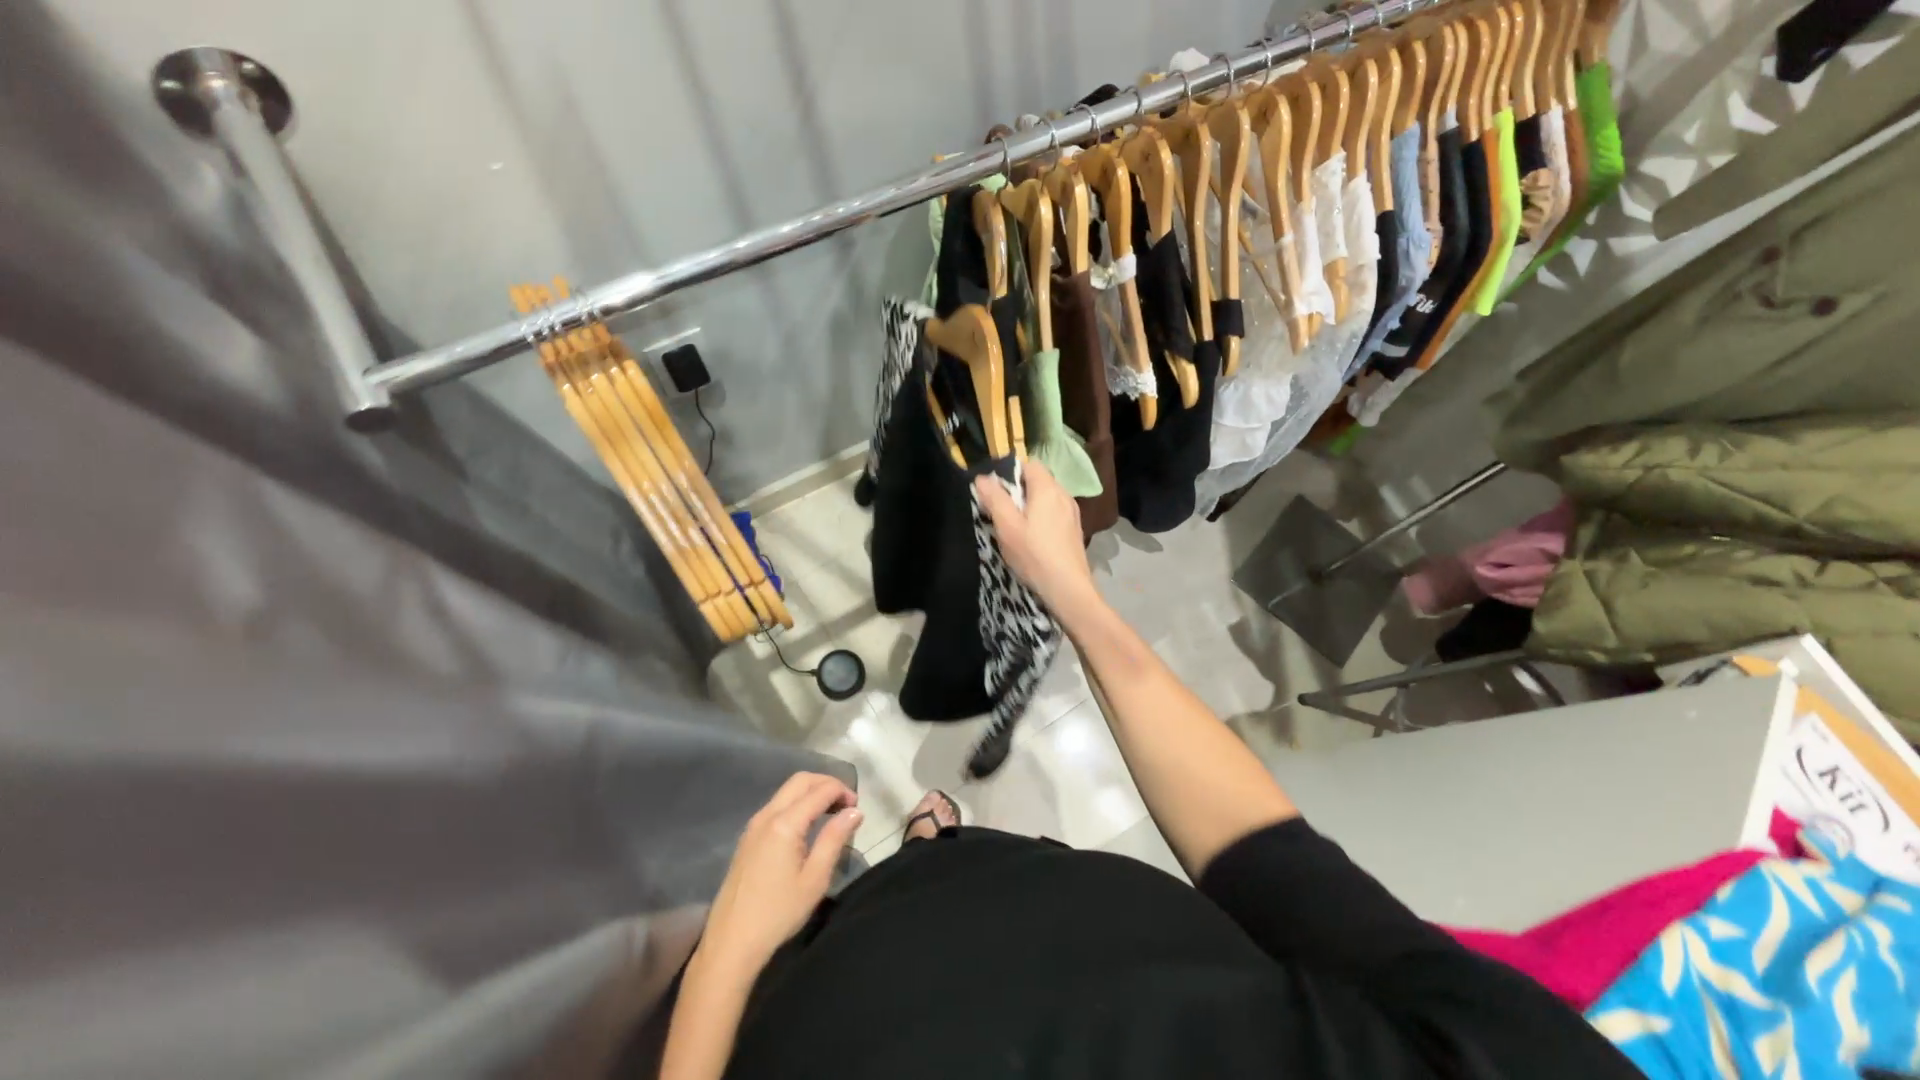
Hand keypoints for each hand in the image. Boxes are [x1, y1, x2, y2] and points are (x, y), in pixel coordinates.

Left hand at [695, 773, 861, 976]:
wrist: (733, 939)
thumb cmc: (779, 912)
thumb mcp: (815, 878)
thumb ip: (835, 839)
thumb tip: (854, 812)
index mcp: (785, 823)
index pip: (819, 790)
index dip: (842, 791)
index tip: (858, 808)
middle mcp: (766, 816)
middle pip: (800, 781)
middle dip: (826, 784)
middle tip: (846, 805)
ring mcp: (753, 826)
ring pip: (786, 792)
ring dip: (810, 793)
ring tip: (831, 814)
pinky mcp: (747, 838)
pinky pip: (775, 807)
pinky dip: (796, 805)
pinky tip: (807, 826)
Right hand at [974, 461, 1099, 617]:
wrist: (1068, 587)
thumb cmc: (1034, 554)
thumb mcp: (1007, 526)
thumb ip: (994, 498)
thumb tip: (982, 477)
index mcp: (1047, 488)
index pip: (1029, 464)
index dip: (1010, 472)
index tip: (996, 491)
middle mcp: (1064, 494)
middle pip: (1038, 480)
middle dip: (1019, 490)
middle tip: (1002, 510)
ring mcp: (1072, 512)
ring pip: (1047, 498)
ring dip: (1030, 505)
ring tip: (1015, 526)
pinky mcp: (1075, 529)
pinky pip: (1055, 512)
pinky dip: (1042, 517)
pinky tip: (1034, 538)